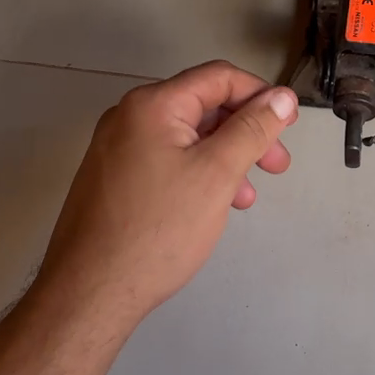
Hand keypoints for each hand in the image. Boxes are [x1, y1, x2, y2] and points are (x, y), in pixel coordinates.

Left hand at [34, 60, 297, 324]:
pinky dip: (197, 172)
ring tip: (246, 196)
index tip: (288, 123)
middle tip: (276, 164)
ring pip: (187, 136)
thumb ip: (253, 129)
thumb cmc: (157, 231)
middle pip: (203, 105)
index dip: (261, 95)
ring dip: (225, 156)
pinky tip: (212, 205)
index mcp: (153, 104)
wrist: (87, 297)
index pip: (220, 77)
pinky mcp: (112, 178)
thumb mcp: (218, 174)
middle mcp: (129, 116)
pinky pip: (166, 159)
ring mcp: (116, 148)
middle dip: (246, 131)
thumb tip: (282, 96)